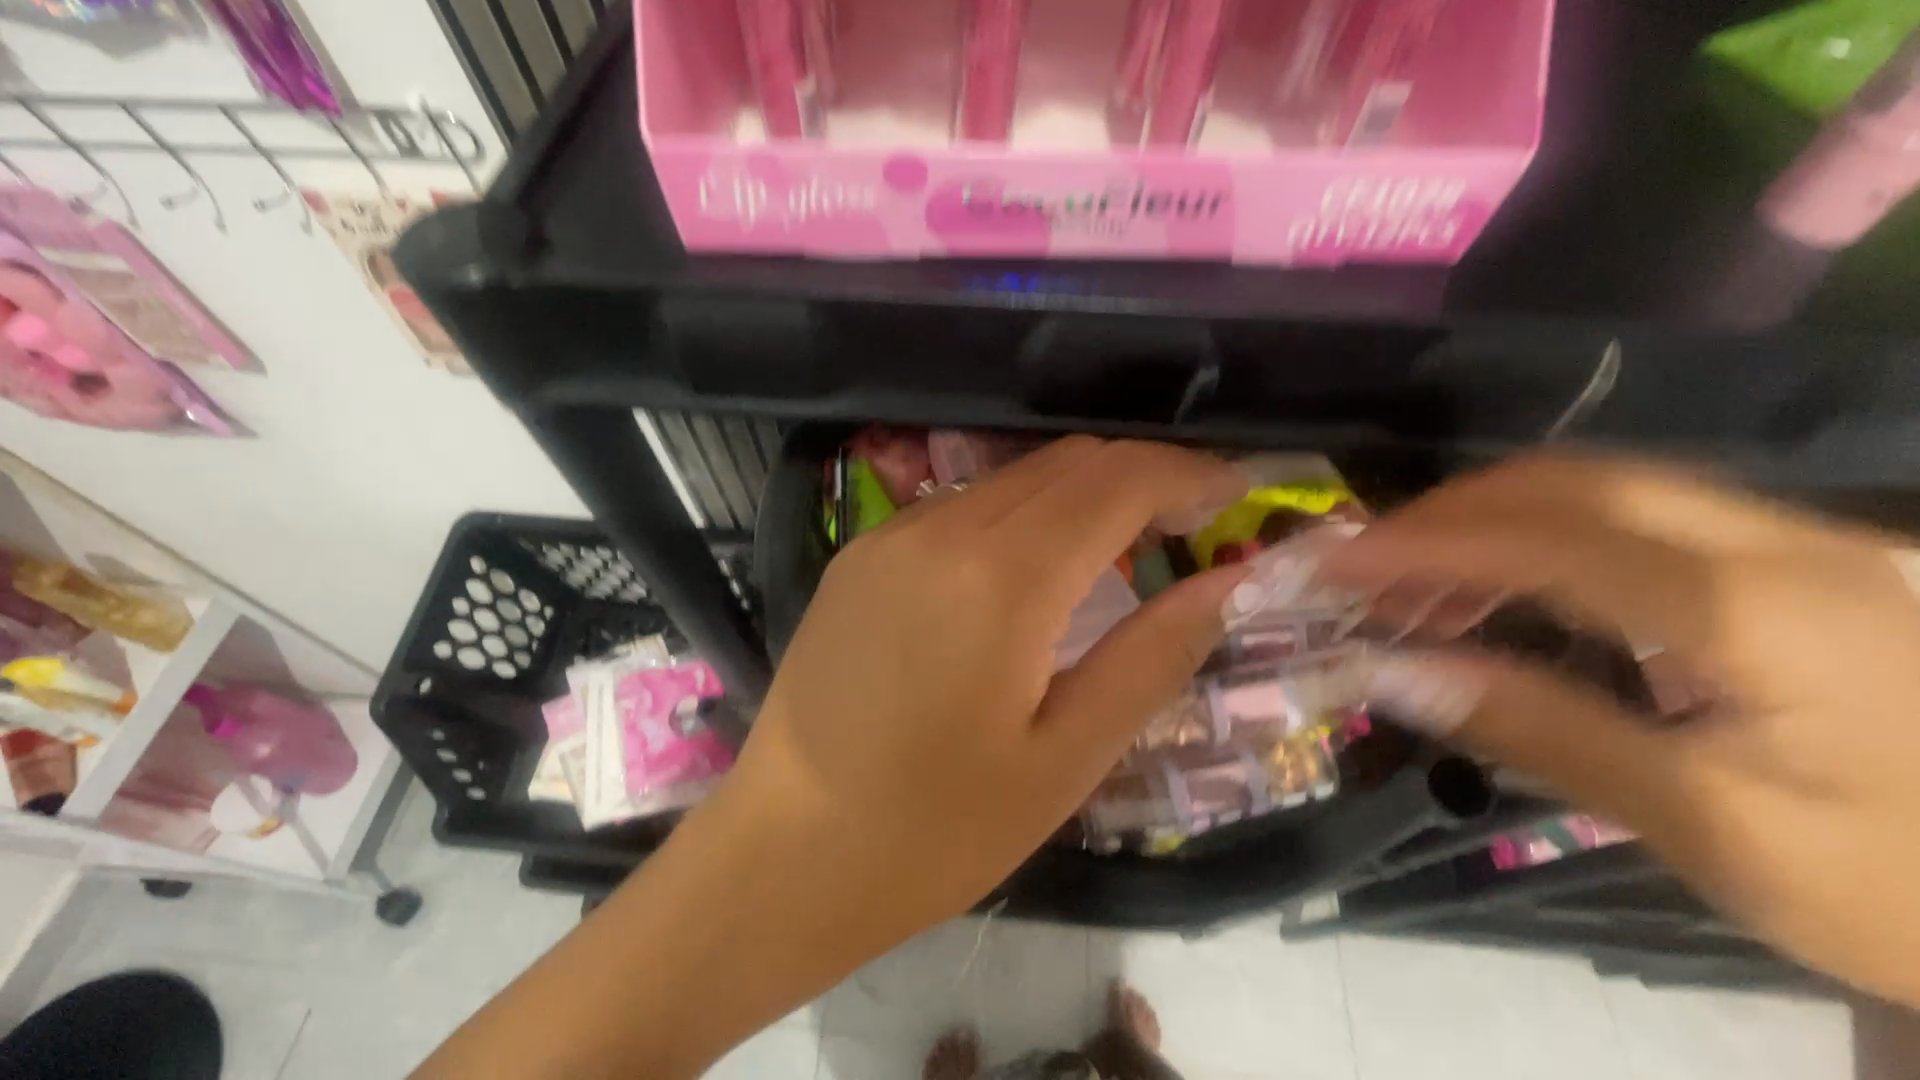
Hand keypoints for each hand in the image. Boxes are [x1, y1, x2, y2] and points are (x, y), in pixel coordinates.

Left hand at [714, 436, 1247, 937]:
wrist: (784, 855)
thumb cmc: (935, 831)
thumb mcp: (1066, 759)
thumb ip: (1152, 656)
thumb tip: (1226, 583)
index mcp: (1000, 577)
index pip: (1118, 479)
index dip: (1188, 474)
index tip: (1235, 494)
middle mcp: (939, 529)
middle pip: (1066, 462)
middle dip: (1141, 476)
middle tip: (1192, 526)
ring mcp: (888, 536)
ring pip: (1012, 478)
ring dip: (1080, 494)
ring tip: (1124, 550)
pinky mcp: (857, 557)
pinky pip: (960, 507)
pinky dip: (1020, 515)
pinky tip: (1033, 571)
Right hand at [1319, 458, 1919, 1004]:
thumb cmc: (1911, 887)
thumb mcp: (1716, 832)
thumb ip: (1546, 734)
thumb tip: (1392, 674)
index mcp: (1758, 610)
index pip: (1547, 541)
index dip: (1423, 545)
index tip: (1330, 565)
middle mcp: (1783, 542)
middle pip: (1574, 481)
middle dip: (1447, 513)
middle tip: (1361, 568)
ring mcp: (1803, 544)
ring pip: (1606, 488)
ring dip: (1489, 520)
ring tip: (1412, 583)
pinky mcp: (1804, 564)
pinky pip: (1641, 519)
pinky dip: (1542, 537)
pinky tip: (1503, 588)